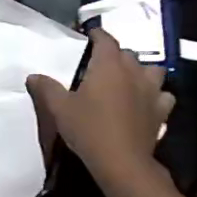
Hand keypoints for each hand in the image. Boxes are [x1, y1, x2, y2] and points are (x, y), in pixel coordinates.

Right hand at [26, 28, 174, 181]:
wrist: (121, 162)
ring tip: (129, 81)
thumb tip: (33, 76)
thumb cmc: (88, 129)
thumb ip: (47, 88)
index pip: (105, 39)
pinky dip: (156, 95)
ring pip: (152, 70)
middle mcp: (133, 71)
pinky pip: (163, 95)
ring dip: (141, 72)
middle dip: (115, 55)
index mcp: (108, 65)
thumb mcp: (59, 109)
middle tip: (100, 66)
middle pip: (127, 54)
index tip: (89, 36)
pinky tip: (147, 102)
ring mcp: (152, 91)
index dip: (97, 35)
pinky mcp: (162, 111)